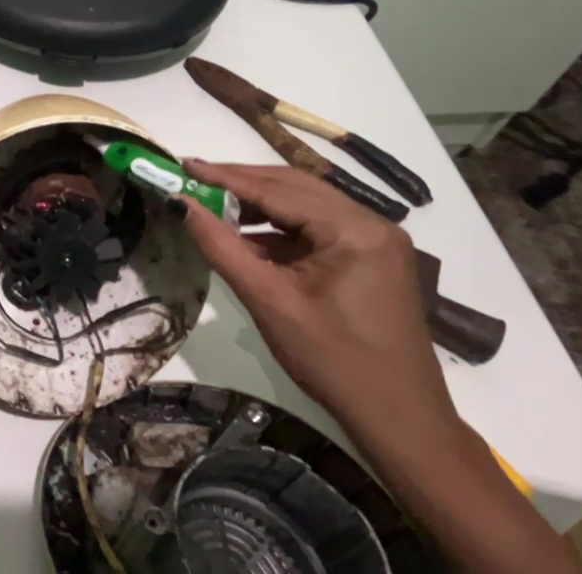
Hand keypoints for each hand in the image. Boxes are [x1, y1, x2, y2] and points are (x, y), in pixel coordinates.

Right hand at [178, 161, 452, 431]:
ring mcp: (376, 240)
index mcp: (354, 231)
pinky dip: (279, 227)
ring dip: (259, 203)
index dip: (226, 176)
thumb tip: (183, 204)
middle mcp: (372, 224)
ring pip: (305, 204)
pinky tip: (248, 236)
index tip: (184, 164)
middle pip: (295, 187)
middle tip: (193, 178)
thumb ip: (222, 247)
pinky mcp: (372, 258)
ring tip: (213, 204)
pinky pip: (317, 228)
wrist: (398, 417)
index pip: (278, 190)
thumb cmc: (332, 360)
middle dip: (242, 182)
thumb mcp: (268, 301)